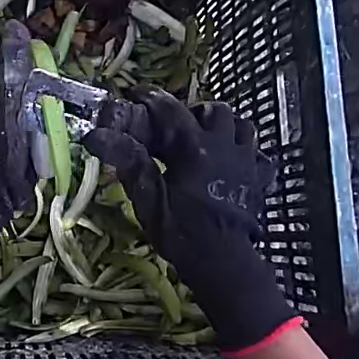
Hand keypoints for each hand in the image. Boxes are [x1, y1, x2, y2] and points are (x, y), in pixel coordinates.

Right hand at [82, 90, 296, 353]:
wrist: (225, 264)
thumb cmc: (183, 234)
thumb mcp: (149, 200)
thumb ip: (129, 163)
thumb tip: (98, 136)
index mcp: (194, 148)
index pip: (171, 109)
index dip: (151, 98)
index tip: (135, 94)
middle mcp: (224, 146)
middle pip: (214, 111)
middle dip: (194, 112)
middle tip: (176, 126)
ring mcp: (247, 162)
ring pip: (242, 126)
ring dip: (223, 126)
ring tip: (205, 138)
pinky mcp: (260, 180)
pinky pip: (258, 154)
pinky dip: (246, 152)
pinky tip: (232, 163)